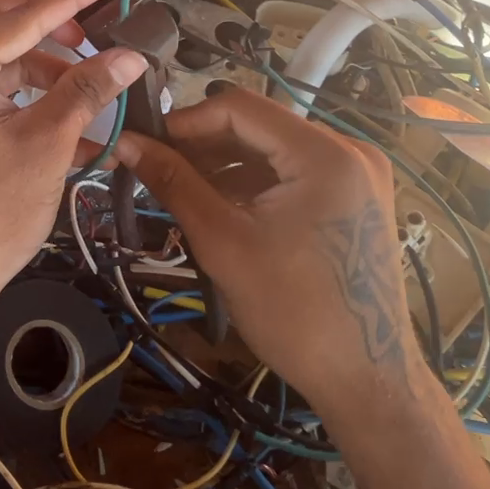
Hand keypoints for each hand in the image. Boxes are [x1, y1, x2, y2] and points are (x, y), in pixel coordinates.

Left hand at [0, 0, 147, 303]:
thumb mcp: (47, 144)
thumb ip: (85, 91)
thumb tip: (129, 54)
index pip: (20, 17)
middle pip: (0, 21)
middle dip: (48, 22)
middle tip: (90, 34)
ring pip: (5, 58)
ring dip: (50, 66)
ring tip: (97, 85)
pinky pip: (4, 91)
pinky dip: (40, 98)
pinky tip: (83, 123)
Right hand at [115, 86, 418, 410]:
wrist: (366, 383)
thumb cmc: (293, 310)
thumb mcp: (222, 240)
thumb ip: (172, 181)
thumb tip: (123, 141)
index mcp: (325, 154)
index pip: (238, 106)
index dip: (185, 121)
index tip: (146, 145)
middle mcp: (349, 150)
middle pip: (256, 124)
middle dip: (202, 144)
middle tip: (157, 168)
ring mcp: (357, 174)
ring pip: (270, 147)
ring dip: (223, 162)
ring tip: (182, 189)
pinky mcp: (354, 197)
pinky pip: (290, 170)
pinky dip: (251, 181)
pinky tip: (219, 204)